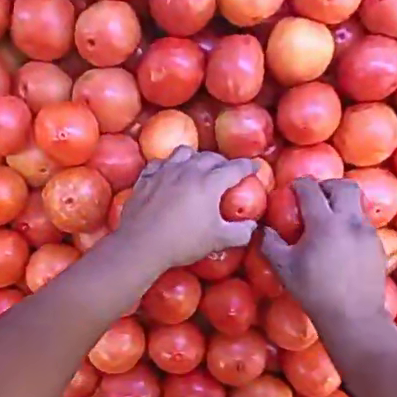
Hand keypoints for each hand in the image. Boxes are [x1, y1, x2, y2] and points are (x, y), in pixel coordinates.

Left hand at [112, 148, 258, 270]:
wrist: (141, 244)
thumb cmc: (183, 242)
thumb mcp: (218, 240)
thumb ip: (240, 232)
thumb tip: (251, 225)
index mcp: (210, 182)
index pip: (235, 168)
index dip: (248, 166)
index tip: (255, 166)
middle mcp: (188, 170)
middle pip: (210, 157)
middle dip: (223, 162)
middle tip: (227, 171)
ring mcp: (165, 171)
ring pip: (184, 152)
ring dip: (195, 157)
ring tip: (198, 167)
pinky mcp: (146, 178)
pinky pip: (159, 163)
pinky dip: (168, 165)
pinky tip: (168, 173)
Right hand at [260, 178, 390, 334]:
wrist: (353, 316)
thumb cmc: (314, 292)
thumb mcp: (284, 268)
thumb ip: (270, 244)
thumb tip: (261, 229)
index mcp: (324, 223)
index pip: (311, 189)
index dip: (299, 185)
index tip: (292, 189)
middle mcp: (349, 221)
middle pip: (343, 185)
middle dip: (327, 185)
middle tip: (314, 196)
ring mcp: (367, 232)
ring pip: (357, 202)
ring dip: (341, 201)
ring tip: (328, 216)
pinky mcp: (377, 245)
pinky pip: (364, 222)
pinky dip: (350, 221)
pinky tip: (340, 239)